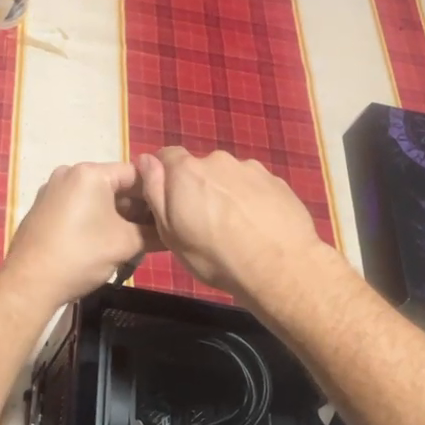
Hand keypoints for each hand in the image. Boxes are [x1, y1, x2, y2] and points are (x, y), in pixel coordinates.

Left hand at [0, 162, 160, 308]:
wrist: (30, 283)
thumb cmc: (81, 255)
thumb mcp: (126, 244)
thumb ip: (154, 233)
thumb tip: (173, 233)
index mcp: (90, 173)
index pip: (136, 174)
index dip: (157, 193)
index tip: (170, 213)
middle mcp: (69, 173)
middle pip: (115, 185)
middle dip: (137, 208)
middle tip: (157, 230)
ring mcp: (52, 191)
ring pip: (97, 198)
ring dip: (118, 216)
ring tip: (135, 239)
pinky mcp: (43, 209)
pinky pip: (79, 208)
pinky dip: (96, 220)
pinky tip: (106, 242)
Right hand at [135, 148, 329, 300]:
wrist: (278, 267)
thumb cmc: (214, 256)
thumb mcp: (170, 232)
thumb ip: (155, 192)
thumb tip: (146, 160)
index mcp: (187, 171)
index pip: (165, 156)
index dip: (163, 176)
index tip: (168, 200)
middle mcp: (218, 160)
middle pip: (200, 168)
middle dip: (198, 188)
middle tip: (202, 222)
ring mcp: (251, 169)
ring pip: (229, 177)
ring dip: (226, 194)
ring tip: (234, 226)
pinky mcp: (277, 181)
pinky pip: (254, 186)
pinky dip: (250, 200)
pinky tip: (256, 225)